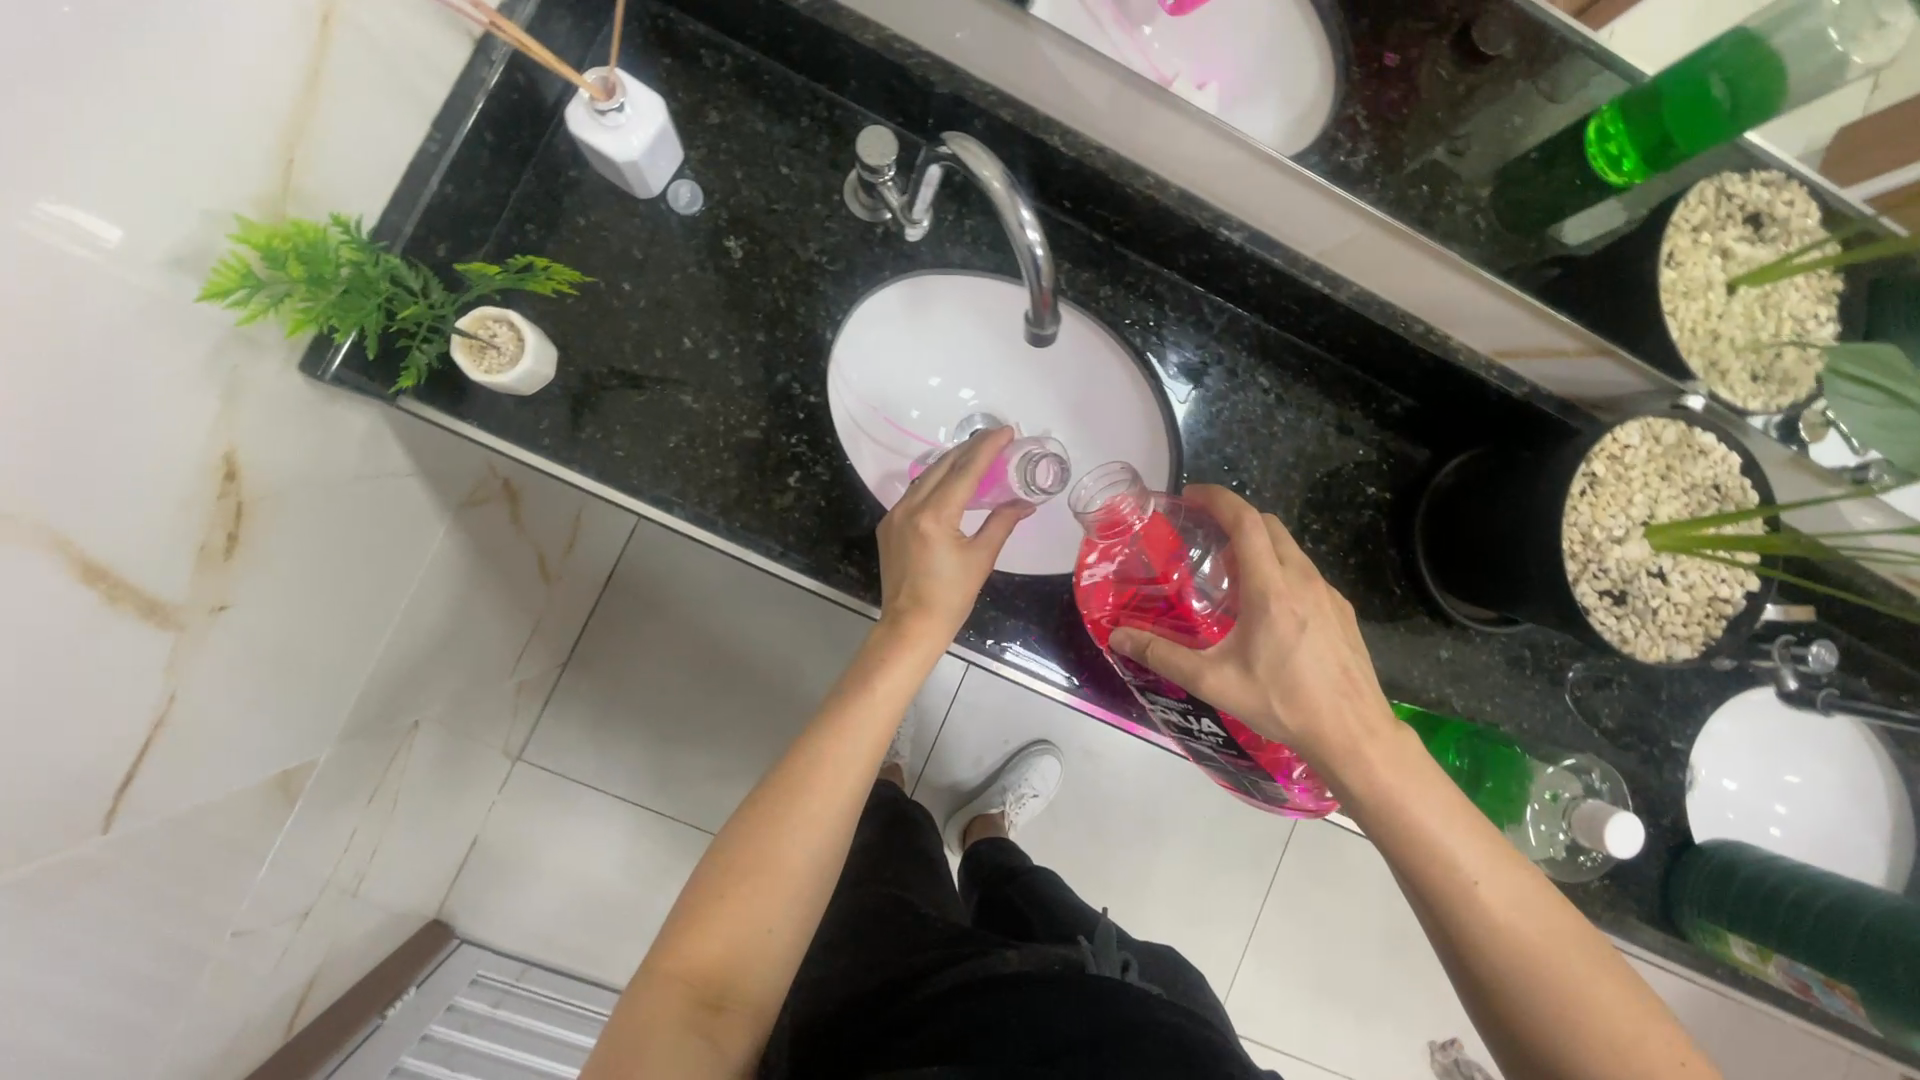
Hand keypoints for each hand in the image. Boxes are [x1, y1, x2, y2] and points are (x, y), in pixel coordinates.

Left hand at [876, 426, 1034, 641]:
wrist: (910, 626)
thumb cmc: (950, 597)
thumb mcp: (981, 558)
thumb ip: (1001, 523)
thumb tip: (1025, 503)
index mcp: (935, 515)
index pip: (966, 470)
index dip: (988, 447)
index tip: (1007, 431)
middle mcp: (910, 507)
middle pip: (943, 465)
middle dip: (970, 448)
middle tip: (995, 438)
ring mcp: (895, 514)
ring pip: (925, 476)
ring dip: (952, 462)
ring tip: (977, 455)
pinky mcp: (888, 525)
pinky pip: (914, 493)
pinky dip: (935, 482)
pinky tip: (951, 483)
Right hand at [1108, 485, 1396, 764]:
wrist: (1352, 733)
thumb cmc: (1282, 703)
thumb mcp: (1213, 681)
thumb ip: (1162, 655)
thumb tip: (1118, 637)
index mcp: (1270, 589)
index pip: (1245, 522)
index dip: (1218, 499)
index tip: (1191, 495)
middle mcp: (1303, 580)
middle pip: (1268, 525)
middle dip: (1234, 517)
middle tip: (1203, 533)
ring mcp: (1328, 594)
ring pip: (1290, 548)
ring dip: (1258, 544)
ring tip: (1229, 572)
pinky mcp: (1341, 611)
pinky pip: (1305, 572)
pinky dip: (1279, 568)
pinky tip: (1265, 607)